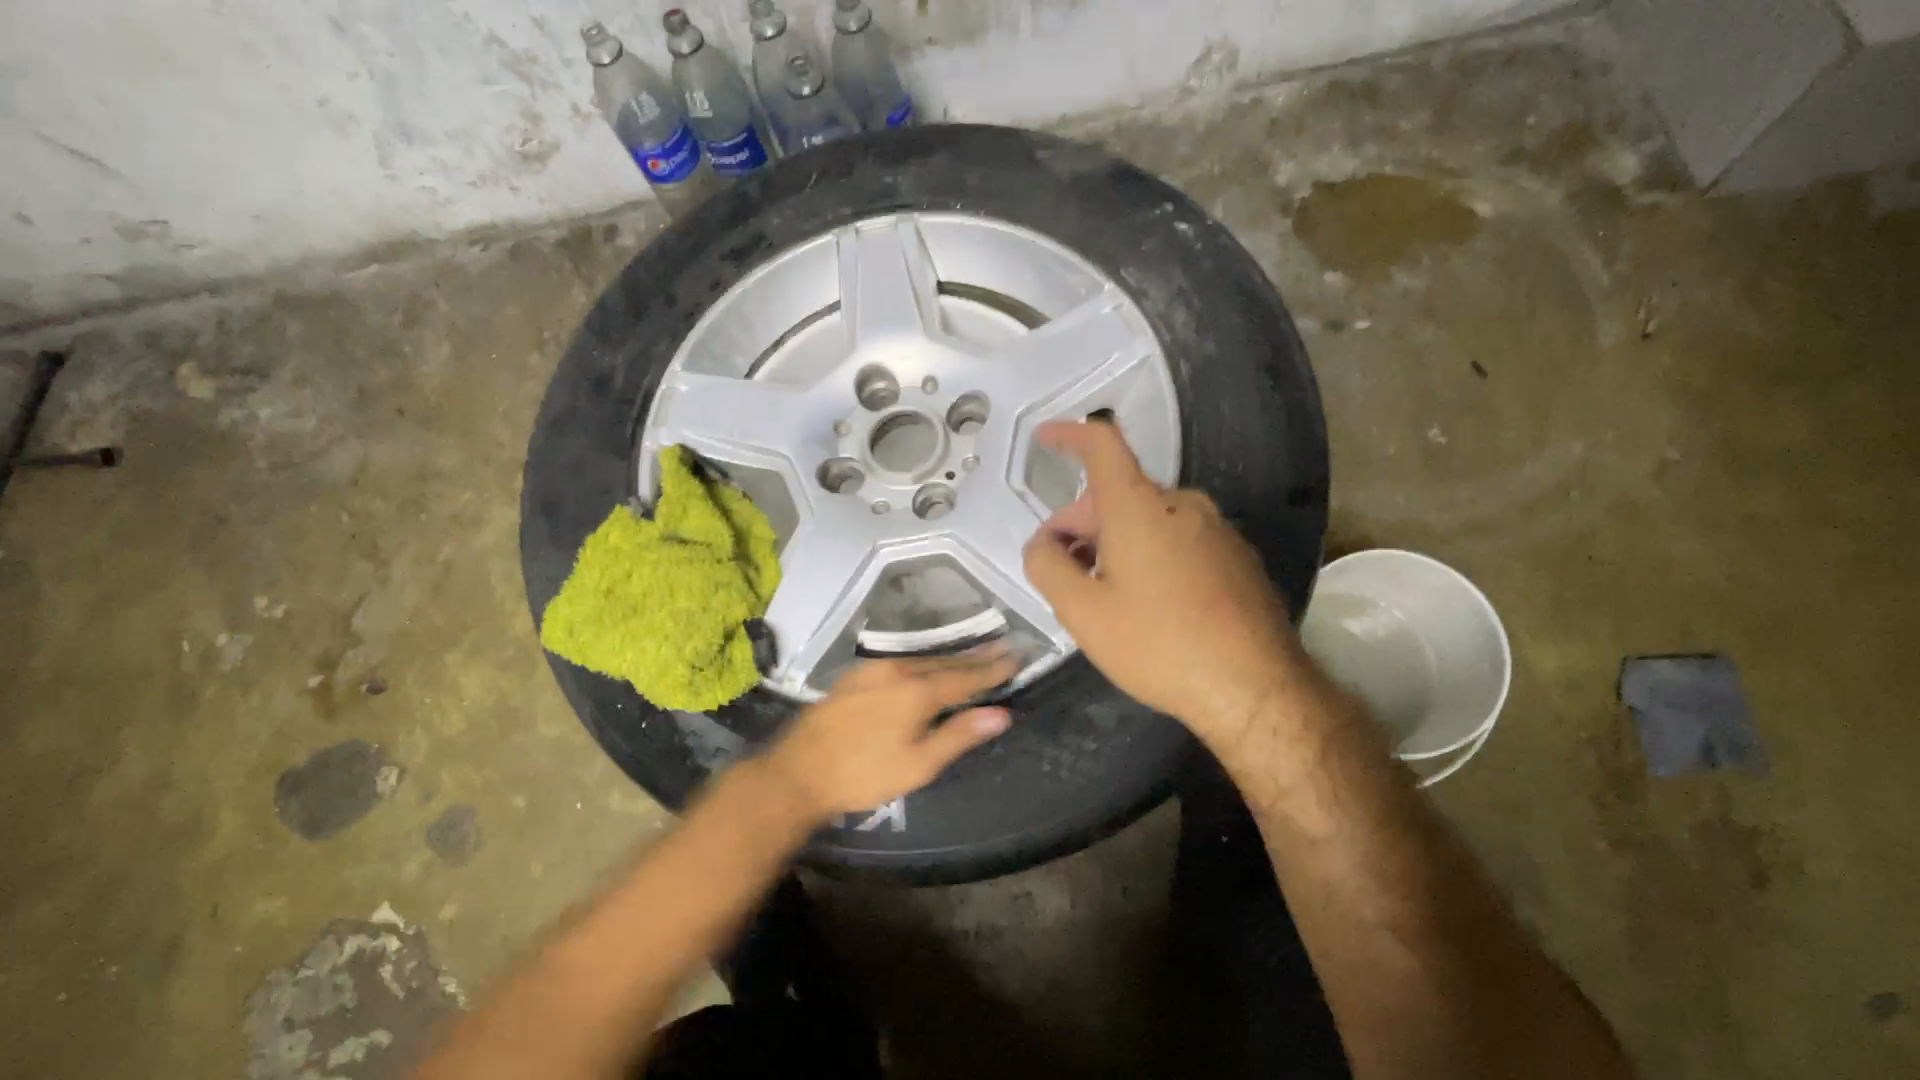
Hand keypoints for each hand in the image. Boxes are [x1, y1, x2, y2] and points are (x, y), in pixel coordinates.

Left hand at [762, 652, 1018, 819]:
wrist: (798, 772)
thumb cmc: (862, 775)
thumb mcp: (918, 765)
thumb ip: (959, 736)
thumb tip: (1001, 714)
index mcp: (917, 692)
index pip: (966, 677)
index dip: (994, 670)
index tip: (1019, 656)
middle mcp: (898, 671)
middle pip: (946, 662)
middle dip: (979, 657)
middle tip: (1007, 646)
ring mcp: (873, 671)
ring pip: (923, 660)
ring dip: (953, 657)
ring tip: (978, 651)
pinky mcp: (856, 677)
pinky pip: (903, 662)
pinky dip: (926, 661)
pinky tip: (929, 664)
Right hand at [1021, 421, 1305, 740]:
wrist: (1254, 688)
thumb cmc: (1158, 644)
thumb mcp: (1083, 612)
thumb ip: (1047, 566)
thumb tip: (1042, 543)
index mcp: (1139, 505)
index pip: (1101, 443)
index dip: (1068, 434)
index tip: (1044, 439)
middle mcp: (1182, 504)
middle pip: (1120, 492)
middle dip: (1082, 521)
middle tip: (1062, 569)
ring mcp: (1217, 529)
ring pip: (1150, 519)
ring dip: (1117, 542)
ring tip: (1105, 595)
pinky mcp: (1238, 557)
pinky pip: (1180, 540)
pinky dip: (1152, 555)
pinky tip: (1150, 606)